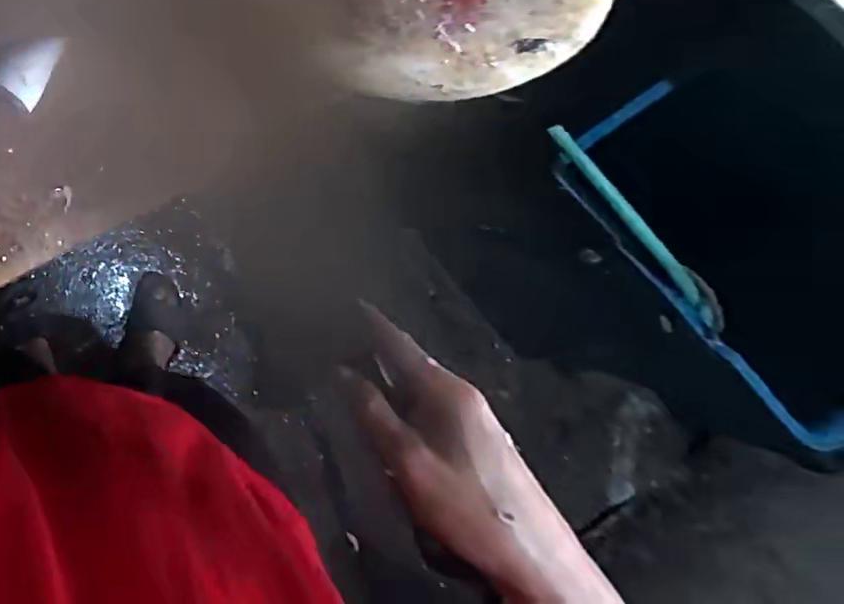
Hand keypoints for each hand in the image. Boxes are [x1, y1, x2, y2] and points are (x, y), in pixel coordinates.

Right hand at [343, 306, 621, 603]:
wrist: (541, 569)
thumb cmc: (469, 506)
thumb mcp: (406, 457)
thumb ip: (370, 409)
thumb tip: (342, 370)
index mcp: (446, 391)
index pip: (397, 342)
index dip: (366, 321)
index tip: (340, 301)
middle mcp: (464, 398)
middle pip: (406, 363)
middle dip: (368, 350)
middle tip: (329, 340)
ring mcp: (476, 423)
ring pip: (416, 389)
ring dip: (383, 379)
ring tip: (346, 372)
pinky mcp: (479, 447)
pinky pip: (427, 409)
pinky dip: (399, 402)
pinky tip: (383, 413)